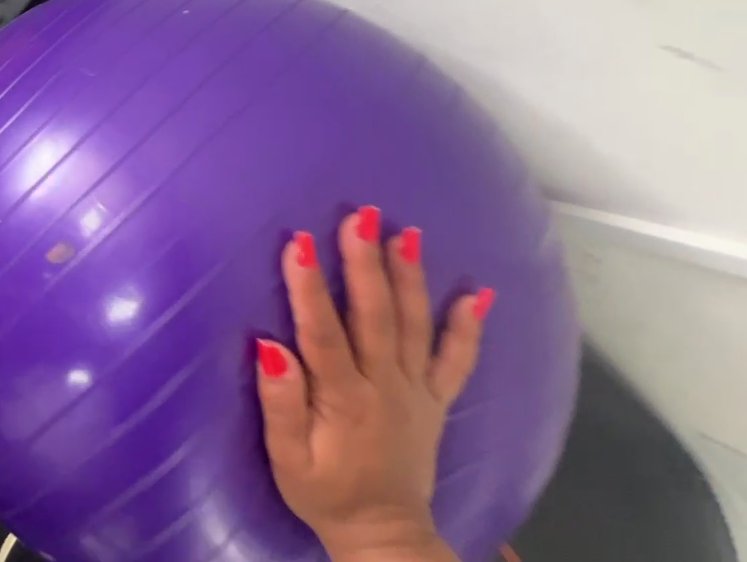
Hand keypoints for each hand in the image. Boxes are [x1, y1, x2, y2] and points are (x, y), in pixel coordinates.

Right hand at [254, 206, 493, 561]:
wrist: (384, 536)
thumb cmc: (322, 491)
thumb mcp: (286, 457)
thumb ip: (280, 403)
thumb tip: (270, 347)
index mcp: (343, 399)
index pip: (323, 333)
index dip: (308, 287)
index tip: (298, 242)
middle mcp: (385, 387)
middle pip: (375, 317)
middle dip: (366, 263)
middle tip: (362, 216)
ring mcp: (416, 392)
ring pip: (414, 327)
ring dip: (409, 278)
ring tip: (406, 234)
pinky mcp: (435, 401)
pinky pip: (456, 361)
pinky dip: (468, 327)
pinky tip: (477, 294)